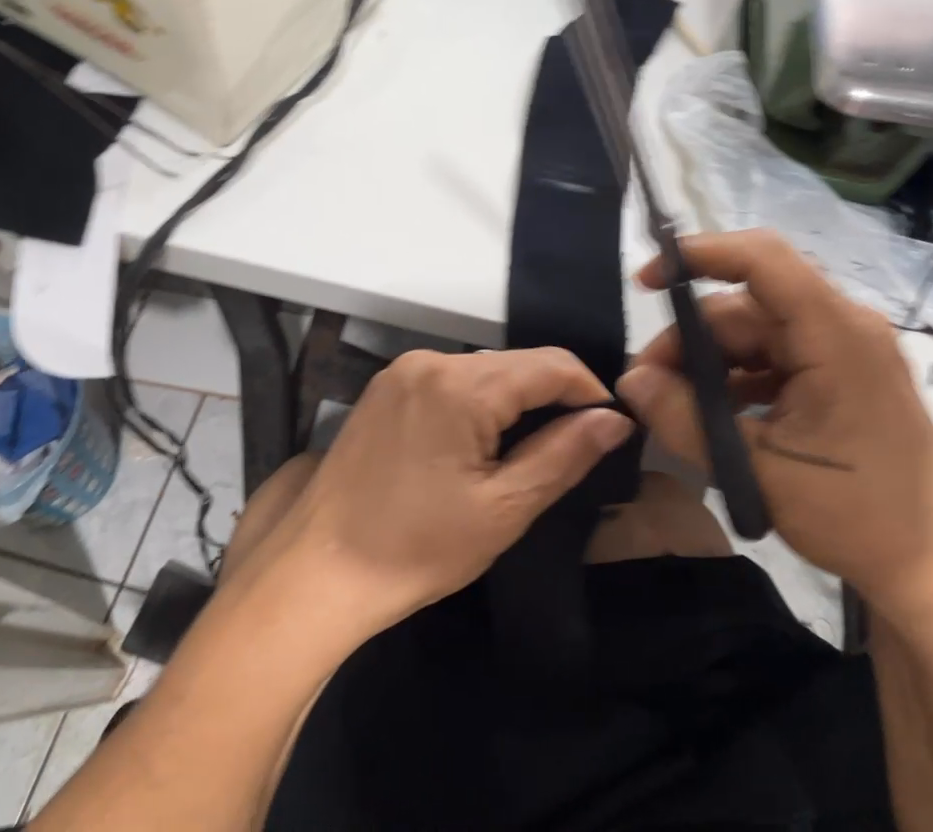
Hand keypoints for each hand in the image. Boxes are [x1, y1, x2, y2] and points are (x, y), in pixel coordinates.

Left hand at [234, 348, 634, 636]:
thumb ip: (564, 454)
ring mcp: (398, 375)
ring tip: (530, 454)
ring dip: (513, 403)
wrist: (318, 570)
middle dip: (551, 399)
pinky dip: (476, 406)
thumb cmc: (416, 546)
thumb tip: (615, 420)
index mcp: (460, 384)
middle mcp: (427, 361)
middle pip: (514, 364)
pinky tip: (480, 447)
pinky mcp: (381, 393)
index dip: (590, 392)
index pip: (550, 364)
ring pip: (481, 372)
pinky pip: (447, 384)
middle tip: (573, 450)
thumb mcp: (503, 508)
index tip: (610, 430)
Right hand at [616, 231, 932, 617]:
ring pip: (755, 336)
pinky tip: (712, 419)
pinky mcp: (842, 379)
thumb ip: (686, 419)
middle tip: (648, 389)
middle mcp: (845, 329)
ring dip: (709, 366)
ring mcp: (846, 354)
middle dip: (690, 340)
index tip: (646, 281)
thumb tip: (630, 380)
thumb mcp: (757, 470)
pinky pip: (775, 361)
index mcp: (837, 336)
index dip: (700, 255)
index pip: (763, 260)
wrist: (932, 567)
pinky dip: (736, 381)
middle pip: (748, 307)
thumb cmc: (856, 515)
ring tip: (673, 410)